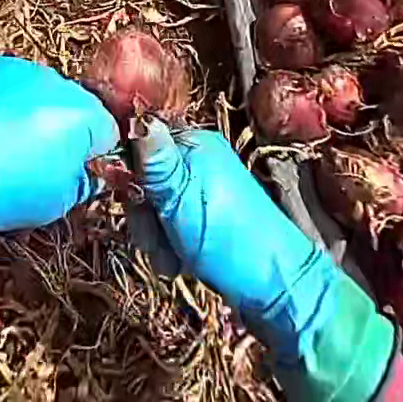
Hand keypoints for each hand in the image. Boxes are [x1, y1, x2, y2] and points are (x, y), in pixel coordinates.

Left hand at [0, 55, 119, 237]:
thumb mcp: (55, 203)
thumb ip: (83, 181)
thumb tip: (88, 171)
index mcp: (82, 116)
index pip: (108, 129)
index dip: (93, 152)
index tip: (75, 169)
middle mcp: (59, 83)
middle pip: (77, 106)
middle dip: (64, 128)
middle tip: (39, 158)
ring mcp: (25, 69)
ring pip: (46, 91)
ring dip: (37, 111)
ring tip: (7, 141)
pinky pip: (14, 82)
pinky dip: (8, 100)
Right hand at [132, 121, 335, 348]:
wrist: (274, 286)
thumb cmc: (226, 237)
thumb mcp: (181, 197)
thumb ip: (155, 160)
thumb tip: (137, 116)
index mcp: (195, 143)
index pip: (142, 139)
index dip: (128, 169)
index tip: (132, 197)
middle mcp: (198, 159)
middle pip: (144, 175)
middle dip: (142, 212)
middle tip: (155, 236)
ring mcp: (202, 188)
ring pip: (153, 204)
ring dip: (154, 234)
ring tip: (171, 256)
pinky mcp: (205, 216)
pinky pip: (170, 223)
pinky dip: (169, 245)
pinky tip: (179, 262)